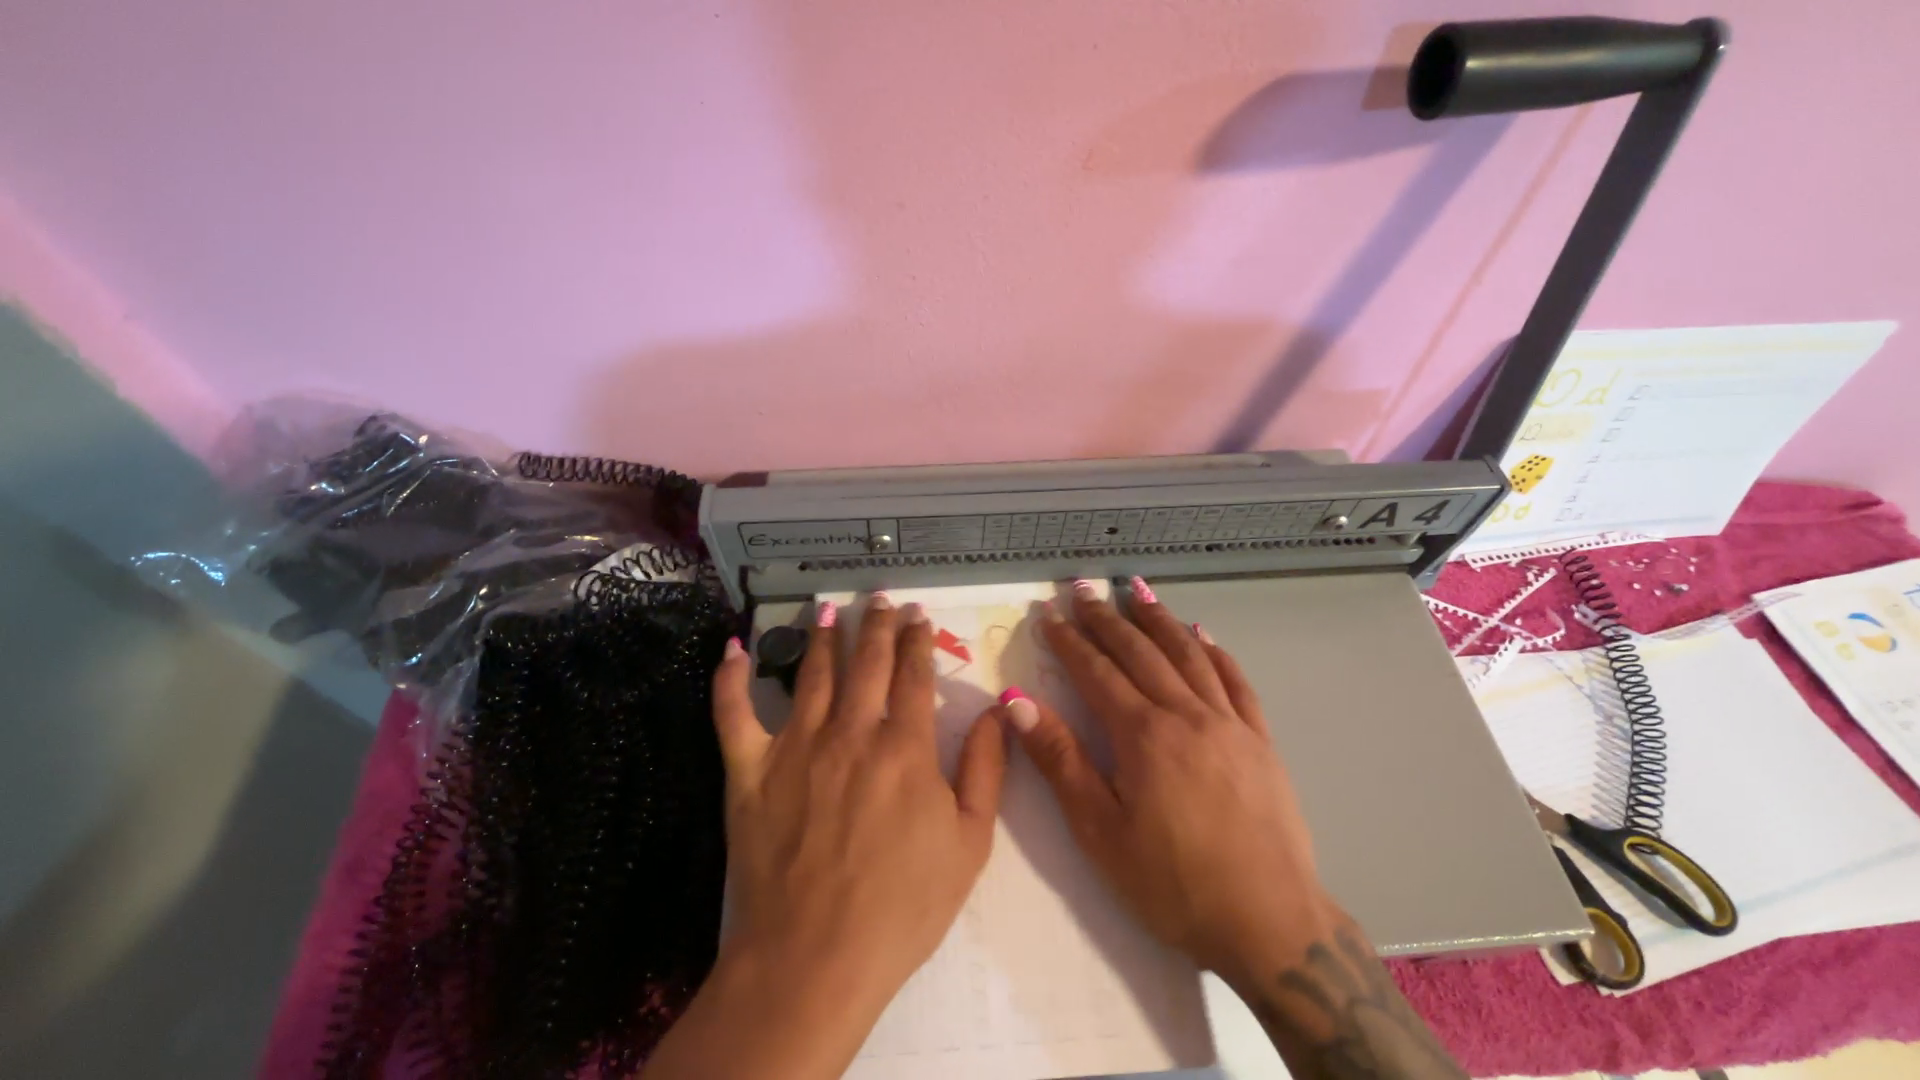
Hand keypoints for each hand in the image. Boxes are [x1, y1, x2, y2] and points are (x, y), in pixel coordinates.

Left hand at [714, 594, 1007, 993]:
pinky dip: (731, 678)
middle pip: (866, 663)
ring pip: (810, 674)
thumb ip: (984, 770)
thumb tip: (996, 710)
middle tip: (881, 600)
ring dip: (823, 637)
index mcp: (904, 748)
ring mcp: (793, 748)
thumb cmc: (903, 907)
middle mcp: (849, 732)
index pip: (914, 676)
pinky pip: (733, 713)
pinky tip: (734, 649)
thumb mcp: (969, 844)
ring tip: (829, 609)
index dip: (918, 640)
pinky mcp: (747, 772)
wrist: (814, 956)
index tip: (919, 616)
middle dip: (878, 625)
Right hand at [1007, 578, 1338, 980]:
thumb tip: (1017, 701)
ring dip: (1159, 620)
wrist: (1269, 922)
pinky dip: (1216, 652)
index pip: (1097, 673)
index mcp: (1143, 736)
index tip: (1048, 614)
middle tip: (1083, 589)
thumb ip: (1060, 761)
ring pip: (1189, 656)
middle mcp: (1188, 715)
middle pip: (1142, 653)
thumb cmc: (1173, 885)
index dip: (1070, 642)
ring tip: (1137, 591)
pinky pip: (1236, 682)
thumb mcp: (1101, 833)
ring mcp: (1231, 725)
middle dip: (1107, 619)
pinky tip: (1204, 635)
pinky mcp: (1261, 742)